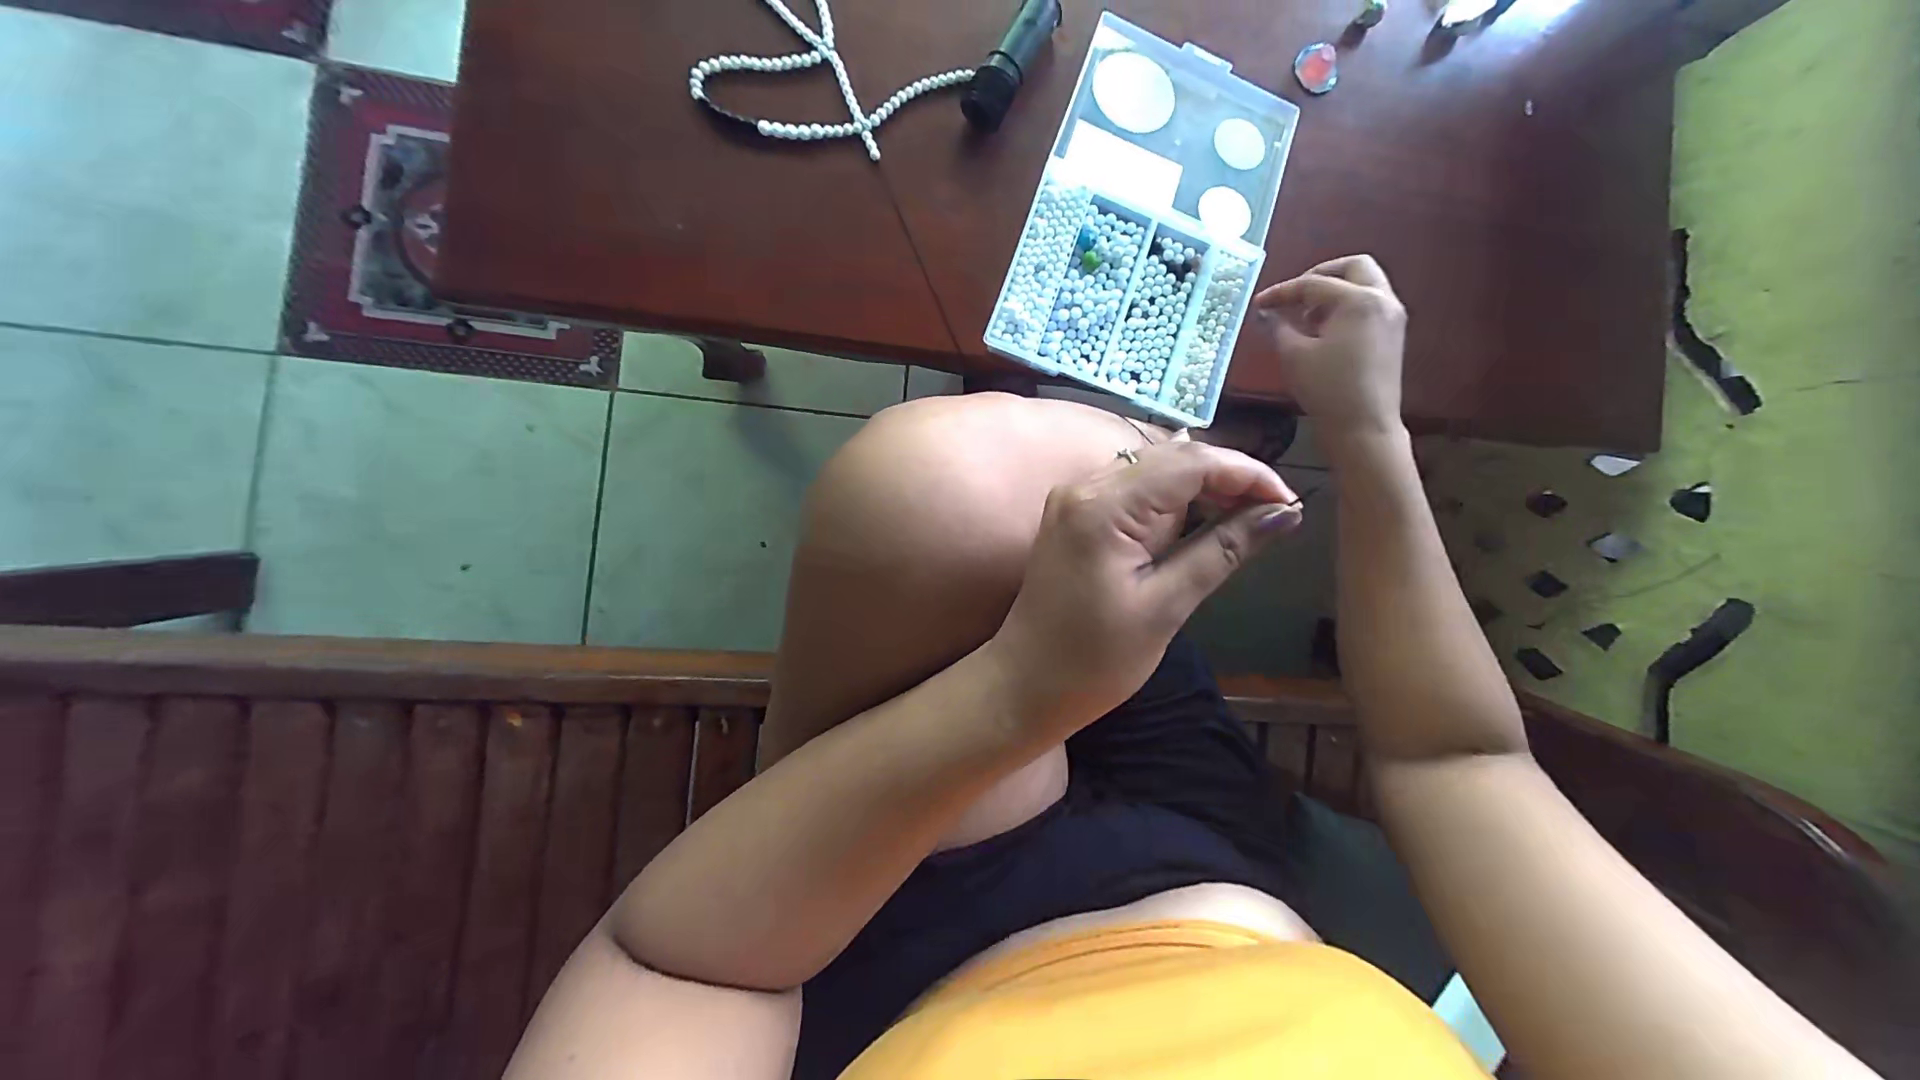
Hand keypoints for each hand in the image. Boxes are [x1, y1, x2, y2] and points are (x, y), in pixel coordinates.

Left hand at [989, 440, 1300, 733]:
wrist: (1026, 685)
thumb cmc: (1094, 660)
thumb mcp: (1166, 606)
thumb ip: (1224, 549)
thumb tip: (1283, 512)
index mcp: (1103, 506)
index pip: (1190, 462)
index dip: (1247, 473)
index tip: (1290, 502)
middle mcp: (1084, 488)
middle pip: (1171, 458)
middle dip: (1227, 478)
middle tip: (1274, 514)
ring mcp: (1074, 500)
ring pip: (1154, 471)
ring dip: (1201, 489)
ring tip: (1245, 521)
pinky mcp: (1075, 517)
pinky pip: (1133, 492)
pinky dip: (1171, 503)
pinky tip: (1199, 525)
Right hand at [1253, 255, 1406, 438]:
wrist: (1363, 426)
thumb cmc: (1326, 388)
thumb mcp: (1294, 355)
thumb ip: (1278, 327)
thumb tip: (1267, 313)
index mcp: (1359, 300)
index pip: (1314, 284)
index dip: (1282, 292)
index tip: (1258, 303)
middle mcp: (1382, 299)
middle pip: (1352, 267)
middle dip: (1318, 276)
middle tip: (1292, 296)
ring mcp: (1392, 316)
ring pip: (1364, 284)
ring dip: (1333, 291)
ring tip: (1305, 316)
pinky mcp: (1392, 334)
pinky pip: (1369, 304)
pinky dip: (1345, 306)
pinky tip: (1323, 330)